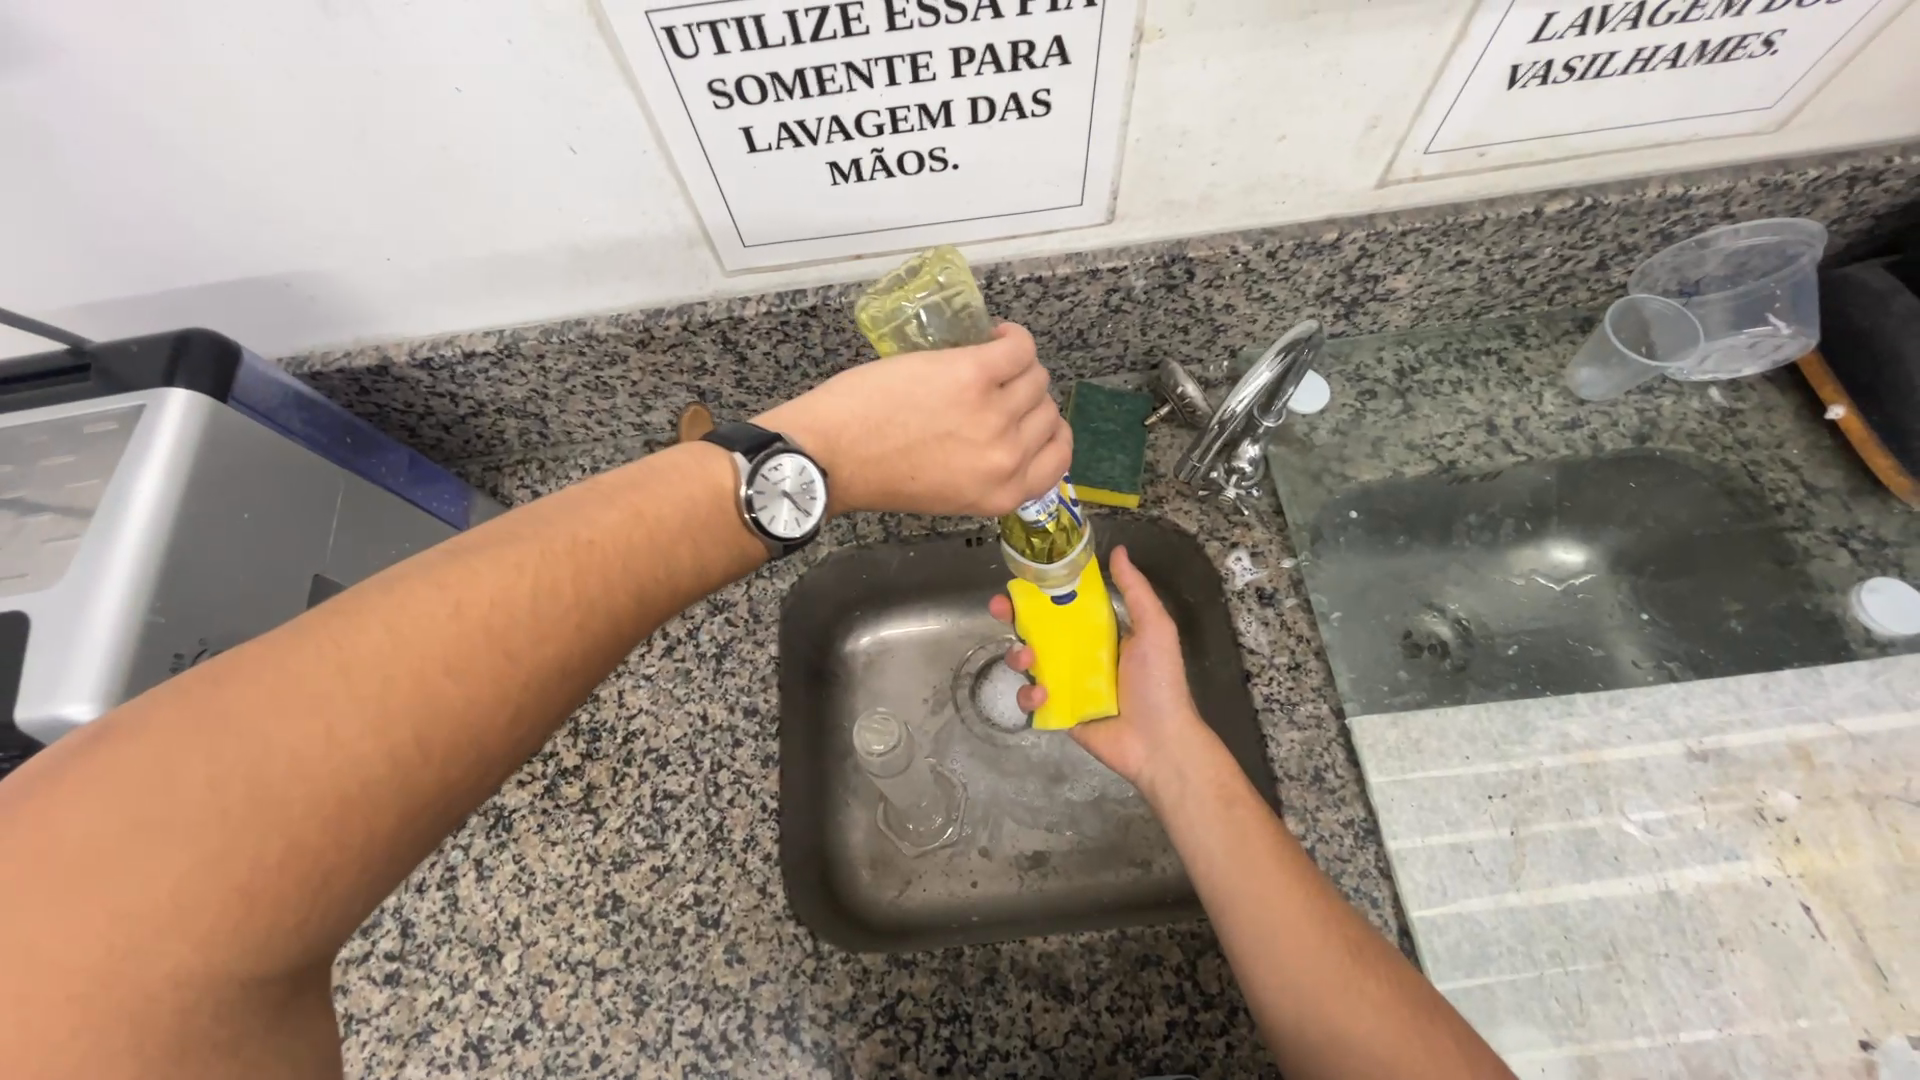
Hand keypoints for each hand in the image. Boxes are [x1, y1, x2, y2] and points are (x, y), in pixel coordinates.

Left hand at [755, 323, 1070, 516]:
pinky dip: (1011, 337)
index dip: (1048, 432)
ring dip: (1017, 365)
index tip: (1030, 418)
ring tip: (988, 359)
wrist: (834, 453)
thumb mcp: (951, 494)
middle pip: (1046, 411)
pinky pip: (1019, 347)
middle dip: (1025, 397)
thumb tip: (1014, 438)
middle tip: (994, 387)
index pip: (1059, 455)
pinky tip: (992, 335)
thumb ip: (990, 473)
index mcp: (1005, 494)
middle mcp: (1008, 457)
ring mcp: (994, 414)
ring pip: (1035, 376)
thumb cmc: (880, 474)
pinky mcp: (974, 374)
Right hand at [988, 545, 1219, 799]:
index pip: (1063, 604)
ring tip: (1028, 659)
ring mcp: (1066, 683)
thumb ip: (1135, 589)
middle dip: (1013, 617)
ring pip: (1028, 661)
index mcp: (1100, 631)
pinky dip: (1029, 694)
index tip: (1021, 579)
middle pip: (1036, 629)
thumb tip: (1118, 551)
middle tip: (1000, 609)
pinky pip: (1031, 697)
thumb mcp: (1154, 627)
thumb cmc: (1159, 682)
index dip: (1040, 590)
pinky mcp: (1057, 710)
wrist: (1158, 741)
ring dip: (1018, 655)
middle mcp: (1079, 653)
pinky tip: (1043, 694)